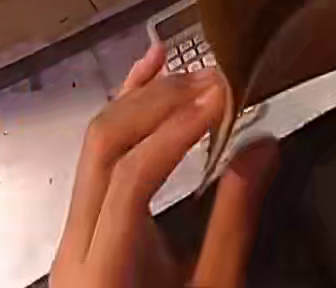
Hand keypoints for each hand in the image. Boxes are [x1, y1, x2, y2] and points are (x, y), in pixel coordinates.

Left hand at [52, 39, 278, 287]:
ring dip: (145, 96)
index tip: (219, 99)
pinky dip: (126, 103)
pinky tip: (149, 67)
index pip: (131, 179)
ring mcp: (72, 224)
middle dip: (160, 102)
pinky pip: (100, 148)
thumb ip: (234, 223)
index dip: (174, 132)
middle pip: (105, 144)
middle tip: (213, 82)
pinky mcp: (84, 214)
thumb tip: (264, 145)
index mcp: (102, 269)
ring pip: (98, 139)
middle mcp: (75, 238)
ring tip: (191, 71)